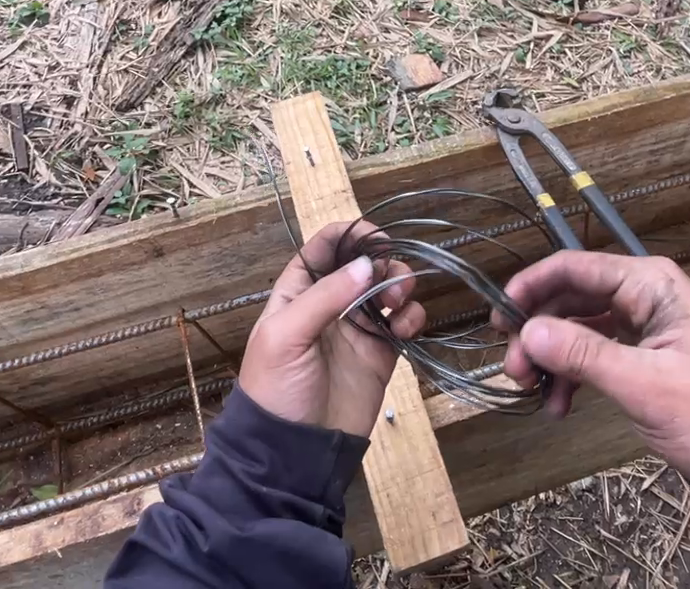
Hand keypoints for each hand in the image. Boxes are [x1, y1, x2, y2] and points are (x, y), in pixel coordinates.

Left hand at [239, 220, 426, 437]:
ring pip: (388, 288)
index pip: (325, 247)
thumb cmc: (277, 389)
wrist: (293, 454)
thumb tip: (368, 265)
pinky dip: (412, 317)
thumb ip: (326, 296)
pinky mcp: (381, 352)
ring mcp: (358, 327)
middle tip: (391, 276)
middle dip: (382, 261)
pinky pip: (403, 322)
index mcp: (299, 291)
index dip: (351, 235)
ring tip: (400, 302)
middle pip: (363, 263)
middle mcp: (330, 302)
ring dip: (400, 285)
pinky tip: (405, 328)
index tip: (378, 239)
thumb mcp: (287, 336)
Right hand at [499, 251, 689, 486]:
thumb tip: (528, 331)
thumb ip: (585, 355)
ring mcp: (641, 327)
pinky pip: (593, 355)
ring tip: (532, 394)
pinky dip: (571, 377)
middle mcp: (642, 296)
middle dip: (538, 331)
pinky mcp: (642, 358)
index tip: (500, 316)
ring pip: (577, 328)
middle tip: (514, 370)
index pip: (575, 267)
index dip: (531, 286)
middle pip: (570, 298)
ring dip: (551, 357)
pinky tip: (559, 406)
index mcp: (649, 284)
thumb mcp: (649, 386)